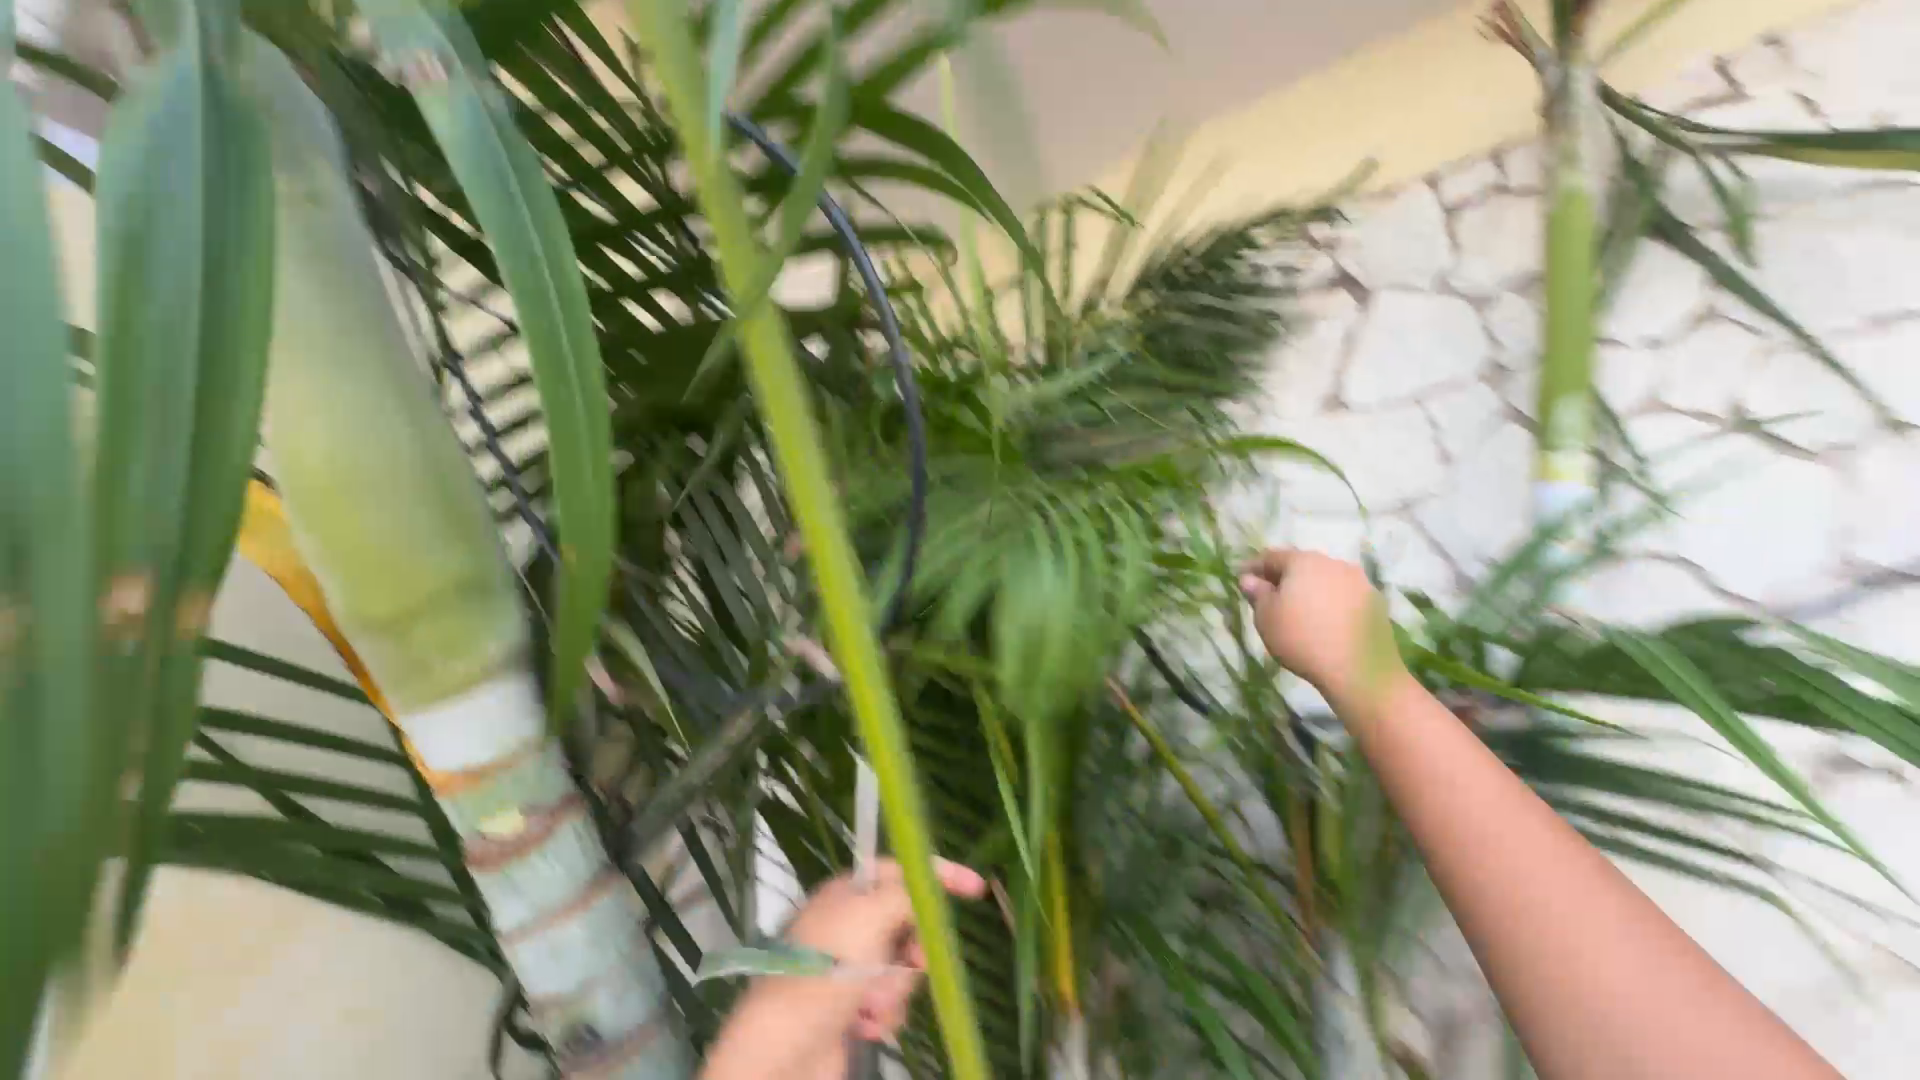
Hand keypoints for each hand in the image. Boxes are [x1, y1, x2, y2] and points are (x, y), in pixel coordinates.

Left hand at [699, 858, 986, 1079]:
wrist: (785, 1046)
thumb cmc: (825, 969)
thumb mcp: (871, 916)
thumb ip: (906, 895)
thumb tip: (923, 891)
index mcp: (847, 892)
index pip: (902, 870)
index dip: (939, 876)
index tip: (977, 889)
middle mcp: (848, 923)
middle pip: (907, 923)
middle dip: (913, 951)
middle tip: (913, 963)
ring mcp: (849, 966)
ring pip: (902, 968)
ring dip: (895, 989)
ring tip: (871, 1005)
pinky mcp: (850, 1005)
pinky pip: (890, 1001)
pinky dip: (883, 1014)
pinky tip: (863, 1025)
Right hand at [1238, 549, 1405, 707]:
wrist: (1357, 670)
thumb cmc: (1301, 638)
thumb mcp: (1266, 617)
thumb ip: (1257, 593)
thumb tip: (1249, 579)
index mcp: (1303, 561)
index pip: (1271, 557)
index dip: (1254, 568)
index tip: (1243, 580)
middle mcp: (1333, 563)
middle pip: (1301, 565)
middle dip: (1284, 577)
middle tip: (1271, 596)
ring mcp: (1359, 581)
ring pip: (1325, 579)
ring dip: (1310, 589)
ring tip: (1300, 610)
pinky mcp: (1376, 602)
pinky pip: (1344, 595)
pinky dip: (1331, 602)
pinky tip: (1325, 621)